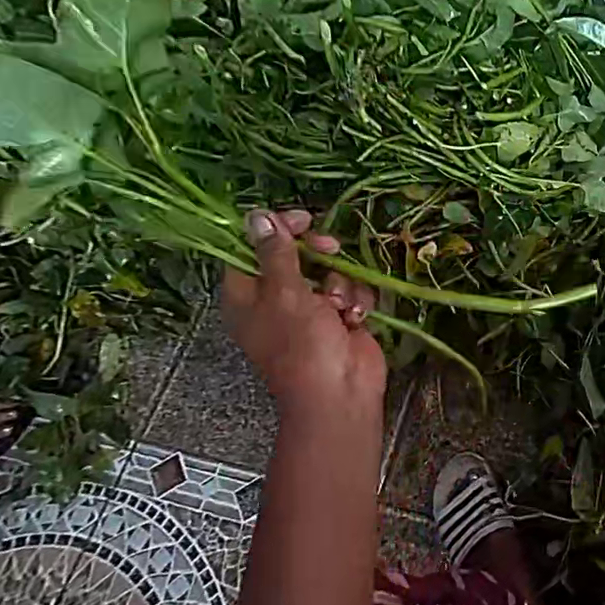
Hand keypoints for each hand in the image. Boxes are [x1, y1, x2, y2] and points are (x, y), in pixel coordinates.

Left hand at [221, 209, 387, 428]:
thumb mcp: (285, 293)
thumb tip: (257, 215)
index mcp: (247, 294)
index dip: (277, 230)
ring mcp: (312, 309)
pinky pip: (352, 292)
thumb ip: (275, 252)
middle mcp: (277, 299)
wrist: (340, 390)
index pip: (254, 247)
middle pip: (296, 256)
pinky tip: (355, 318)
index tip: (302, 219)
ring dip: (341, 284)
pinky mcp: (341, 318)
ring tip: (340, 307)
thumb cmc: (302, 345)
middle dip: (318, 253)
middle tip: (331, 248)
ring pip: (331, 273)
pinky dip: (357, 302)